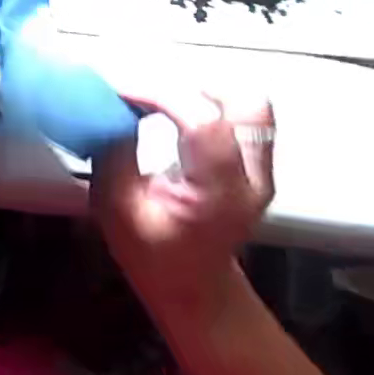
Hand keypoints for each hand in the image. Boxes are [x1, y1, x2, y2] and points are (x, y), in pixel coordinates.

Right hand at [92, 87, 273, 326]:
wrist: (194, 286)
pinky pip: (239, 114)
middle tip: (141, 94)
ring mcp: (262, 168)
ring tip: (154, 101)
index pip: (204, 123)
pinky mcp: (256, 161)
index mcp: (218, 194)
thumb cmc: (150, 253)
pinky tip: (170, 112)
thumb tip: (111, 107)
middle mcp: (253, 176)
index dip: (158, 94)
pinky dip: (203, 102)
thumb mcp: (116, 206)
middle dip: (186, 87)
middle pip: (243, 103)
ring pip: (246, 102)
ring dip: (195, 91)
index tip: (118, 90)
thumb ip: (116, 151)